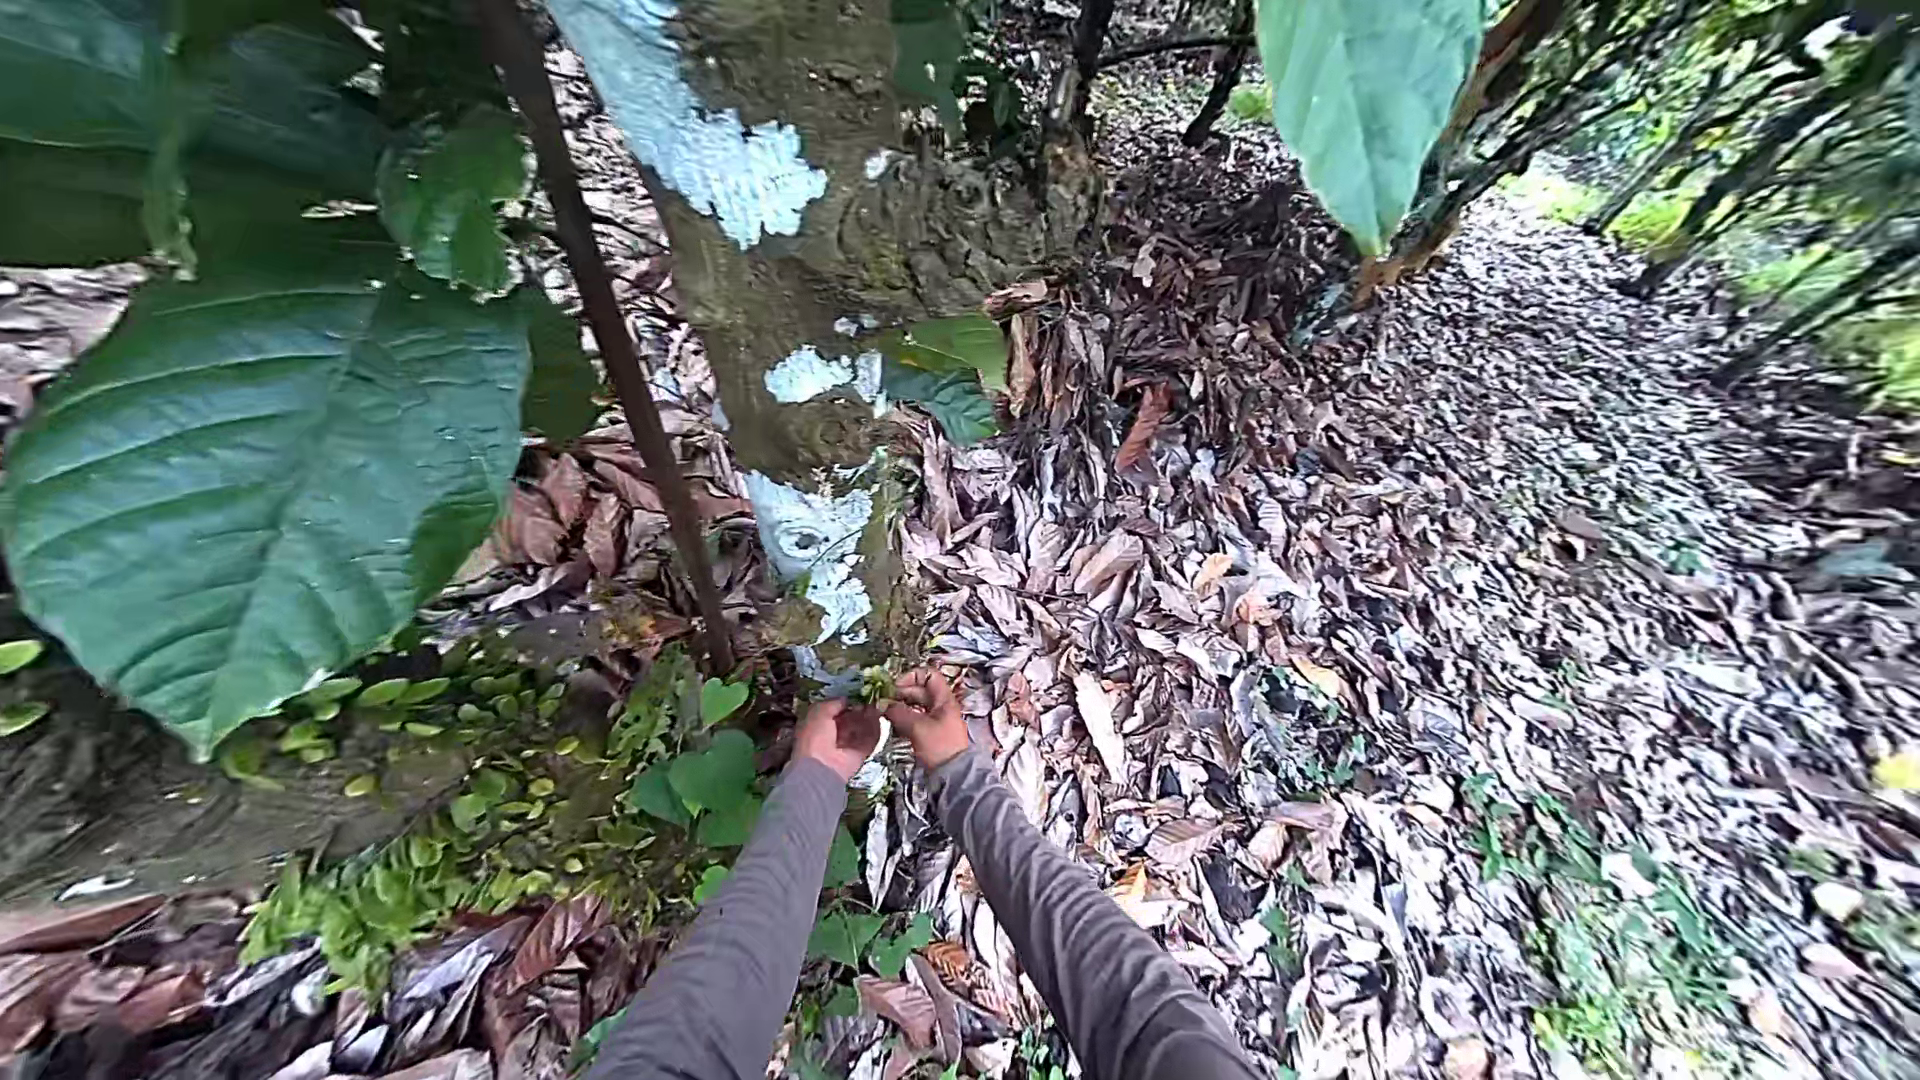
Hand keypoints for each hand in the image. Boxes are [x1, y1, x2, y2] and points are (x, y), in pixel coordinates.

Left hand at [792, 698, 883, 782]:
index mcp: (819, 726)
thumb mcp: (818, 712)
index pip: (834, 713)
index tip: (856, 694)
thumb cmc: (815, 737)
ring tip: (875, 705)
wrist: (822, 767)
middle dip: (859, 710)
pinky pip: (870, 739)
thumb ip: (833, 703)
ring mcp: (848, 746)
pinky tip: (878, 717)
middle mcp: (833, 736)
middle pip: (850, 720)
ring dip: (868, 717)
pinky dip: (875, 728)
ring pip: (861, 728)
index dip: (845, 704)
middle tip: (869, 699)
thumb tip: (845, 700)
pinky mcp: (860, 753)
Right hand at [884, 668, 969, 768]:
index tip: (895, 687)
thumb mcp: (918, 727)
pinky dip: (903, 718)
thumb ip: (899, 713)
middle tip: (883, 702)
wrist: (954, 776)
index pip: (928, 675)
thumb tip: (883, 704)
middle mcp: (940, 705)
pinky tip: (892, 724)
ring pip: (915, 705)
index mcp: (943, 699)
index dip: (910, 677)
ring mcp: (935, 719)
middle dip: (900, 694)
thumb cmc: (940, 747)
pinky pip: (914, 718)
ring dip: (900, 707)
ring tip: (885, 713)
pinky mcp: (930, 732)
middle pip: (919, 690)